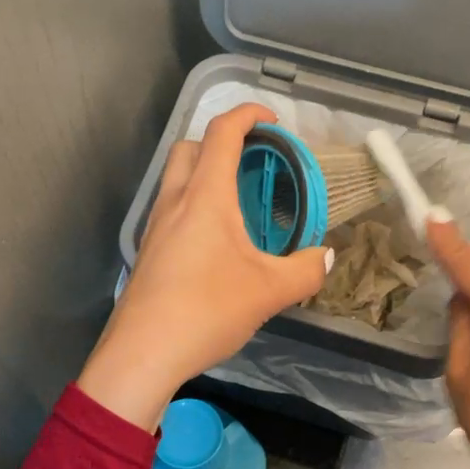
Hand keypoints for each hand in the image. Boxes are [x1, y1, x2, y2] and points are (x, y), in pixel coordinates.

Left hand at [78, 104, 333, 430]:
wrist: (143, 353)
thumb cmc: (207, 310)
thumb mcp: (270, 292)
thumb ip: (305, 271)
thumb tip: (326, 257)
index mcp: (206, 196)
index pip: (223, 132)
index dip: (248, 115)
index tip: (272, 122)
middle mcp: (175, 202)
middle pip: (190, 148)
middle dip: (220, 142)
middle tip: (251, 162)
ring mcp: (155, 228)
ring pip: (175, 180)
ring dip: (203, 175)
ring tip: (236, 204)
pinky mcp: (148, 254)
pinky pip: (170, 212)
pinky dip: (193, 207)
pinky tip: (213, 243)